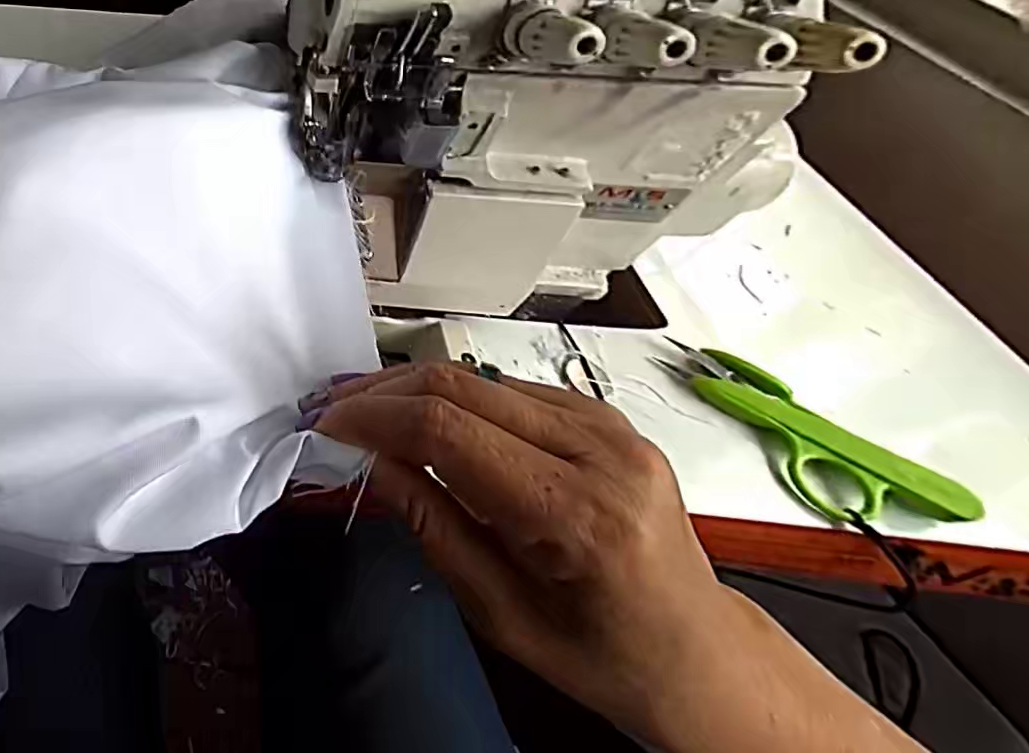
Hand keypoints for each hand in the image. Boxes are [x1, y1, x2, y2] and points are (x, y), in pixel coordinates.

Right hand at [314, 363, 923, 752]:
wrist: (697, 649)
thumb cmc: (601, 654)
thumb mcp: (500, 615)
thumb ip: (433, 526)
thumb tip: (377, 459)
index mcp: (577, 516)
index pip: (451, 432)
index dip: (377, 417)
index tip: (330, 423)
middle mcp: (600, 452)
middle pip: (462, 386)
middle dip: (385, 390)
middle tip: (335, 405)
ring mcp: (608, 424)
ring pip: (480, 376)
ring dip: (413, 385)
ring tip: (366, 405)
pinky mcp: (603, 414)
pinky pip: (507, 388)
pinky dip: (454, 394)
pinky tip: (422, 411)